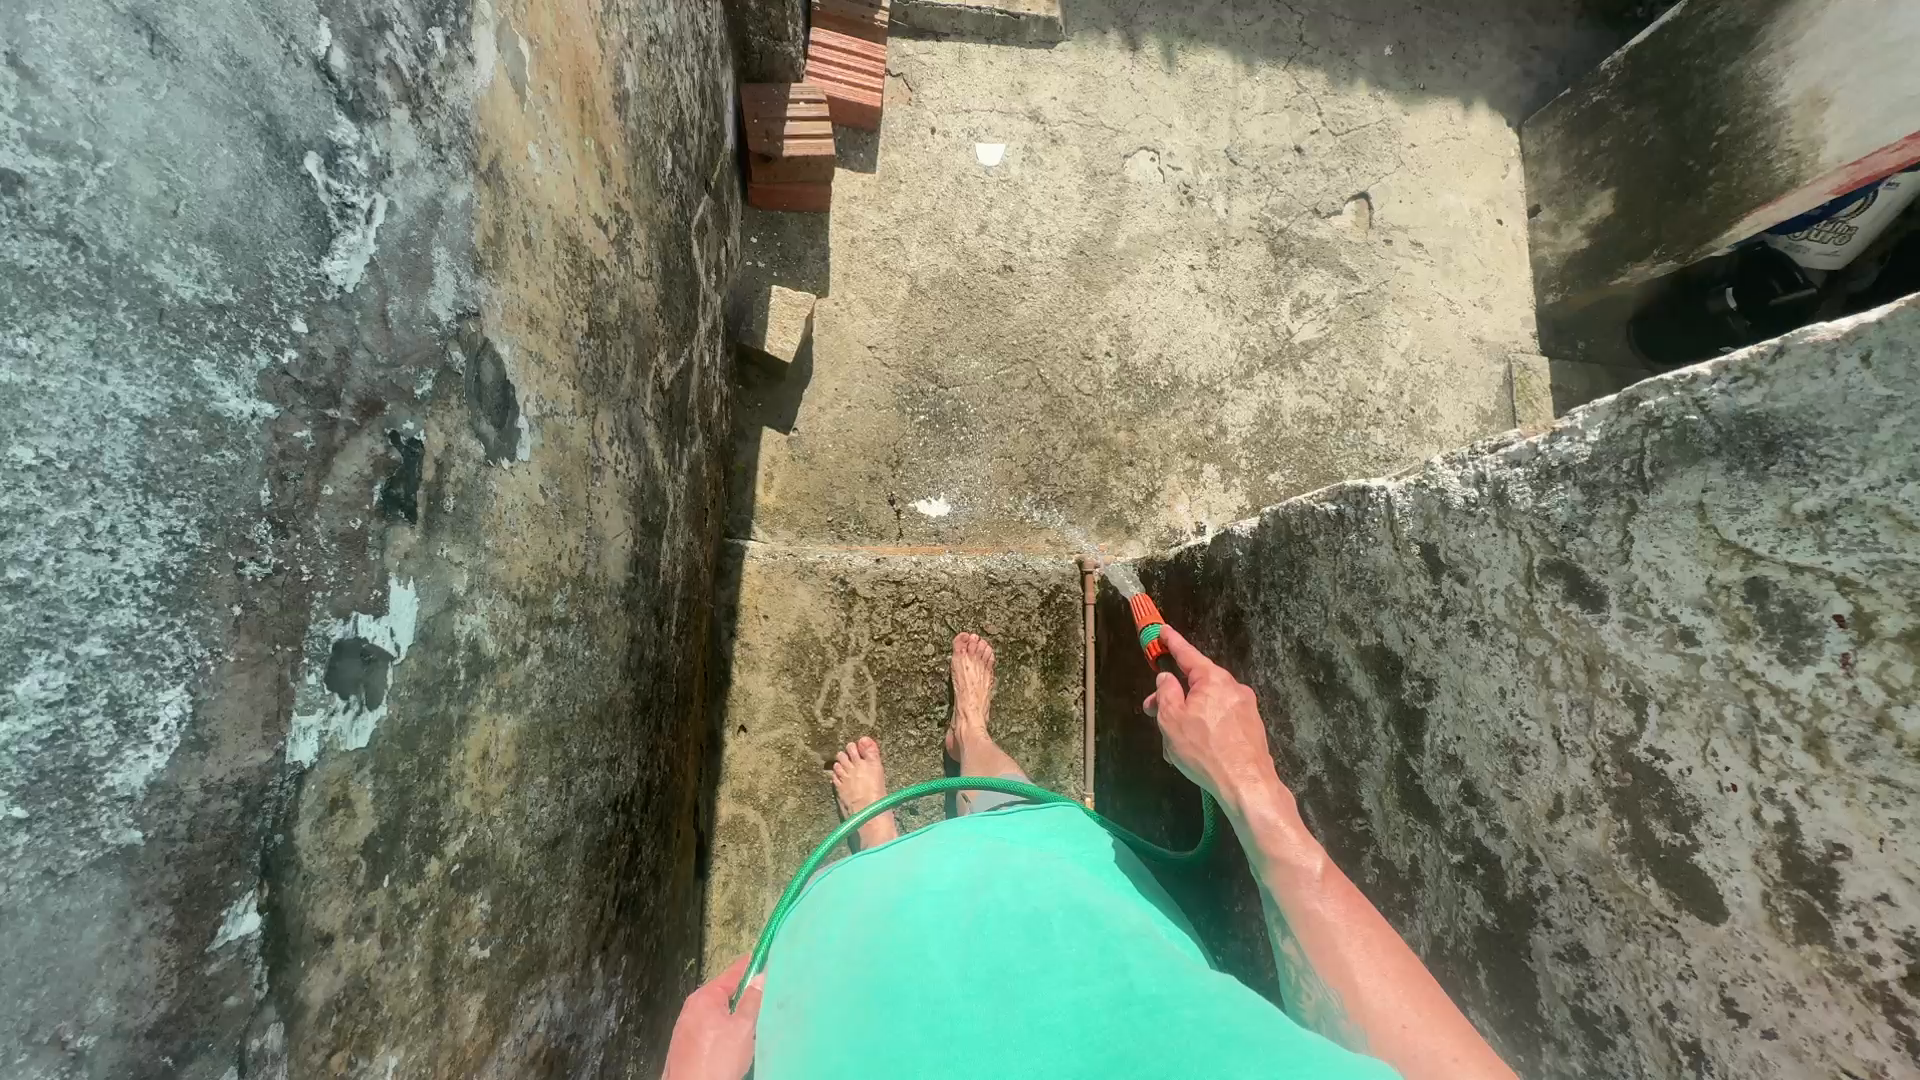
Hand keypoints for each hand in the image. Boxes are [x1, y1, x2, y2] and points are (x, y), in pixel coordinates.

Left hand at [661, 955, 762, 1079]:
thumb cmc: (717, 1060)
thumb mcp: (742, 1028)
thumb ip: (752, 999)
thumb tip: (760, 976)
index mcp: (705, 997)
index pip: (734, 971)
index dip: (753, 965)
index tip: (769, 958)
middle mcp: (692, 1007)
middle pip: (725, 993)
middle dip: (745, 994)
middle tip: (766, 997)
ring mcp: (686, 1028)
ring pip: (718, 1012)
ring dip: (735, 1015)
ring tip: (753, 1020)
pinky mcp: (685, 1046)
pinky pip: (710, 1028)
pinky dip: (724, 1029)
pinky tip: (735, 1040)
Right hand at [1142, 625, 1285, 811]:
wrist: (1247, 785)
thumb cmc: (1204, 749)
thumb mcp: (1172, 719)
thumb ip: (1166, 692)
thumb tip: (1167, 678)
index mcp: (1213, 679)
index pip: (1187, 653)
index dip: (1171, 642)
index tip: (1162, 630)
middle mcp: (1232, 688)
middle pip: (1196, 684)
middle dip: (1173, 695)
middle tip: (1152, 711)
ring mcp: (1245, 708)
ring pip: (1206, 705)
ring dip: (1186, 717)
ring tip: (1172, 745)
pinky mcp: (1251, 728)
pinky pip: (1219, 720)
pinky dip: (1203, 728)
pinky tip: (1193, 751)